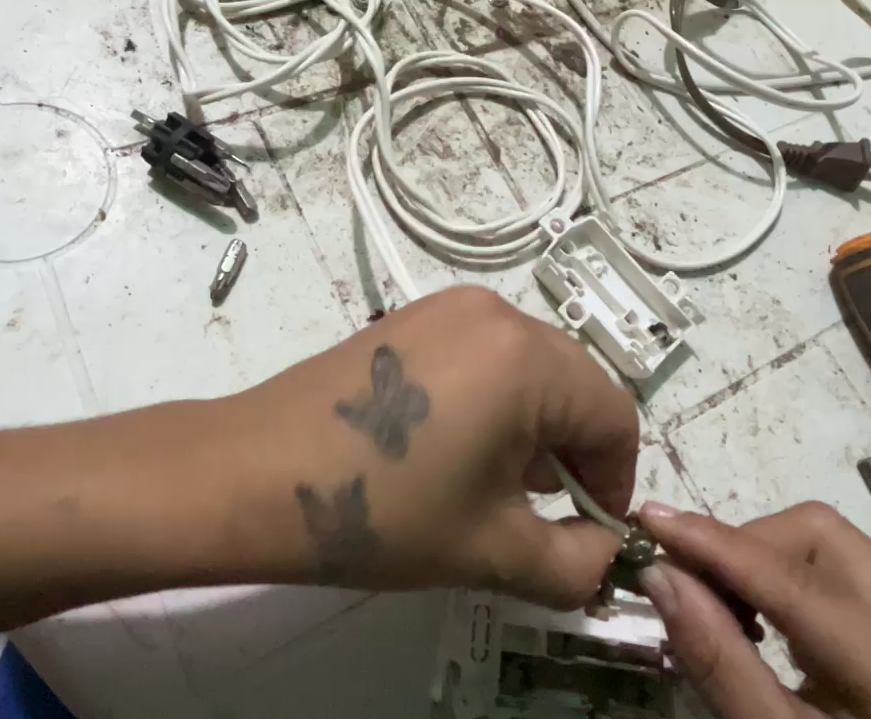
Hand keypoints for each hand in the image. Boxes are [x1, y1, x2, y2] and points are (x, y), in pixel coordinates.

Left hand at [231, 286, 638, 607]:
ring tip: (495, 478)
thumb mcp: (492, 551)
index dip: (615, 480)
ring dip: (535, 422)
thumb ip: (576, 564)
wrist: (255, 473)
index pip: (616, 416)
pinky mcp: (412, 316)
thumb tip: (604, 552)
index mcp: (526, 358)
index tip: (586, 529)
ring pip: (530, 364)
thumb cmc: (382, 512)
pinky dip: (494, 394)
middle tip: (541, 507)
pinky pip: (484, 350)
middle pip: (575, 382)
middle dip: (575, 449)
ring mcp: (448, 306)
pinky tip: (454, 441)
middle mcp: (495, 312)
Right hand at [636, 502, 870, 718]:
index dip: (718, 547)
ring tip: (722, 610)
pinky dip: (790, 585)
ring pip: (836, 548)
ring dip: (763, 561)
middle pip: (824, 538)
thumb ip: (722, 664)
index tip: (648, 519)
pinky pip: (849, 579)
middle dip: (745, 548)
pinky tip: (763, 629)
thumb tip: (660, 574)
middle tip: (689, 586)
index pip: (800, 584)